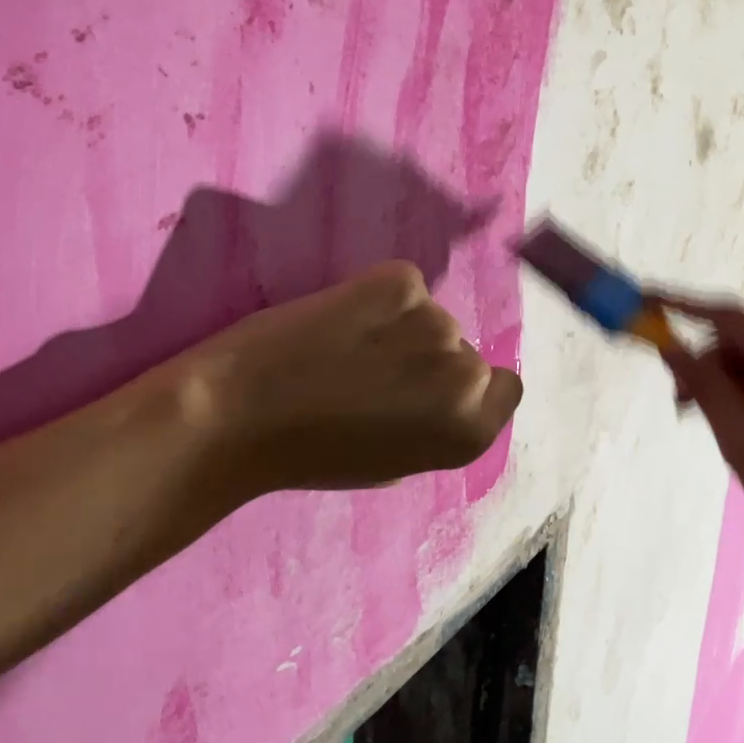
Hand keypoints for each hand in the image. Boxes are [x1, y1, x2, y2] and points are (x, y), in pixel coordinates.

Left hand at [173, 260, 522, 493]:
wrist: (240, 414)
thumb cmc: (311, 454)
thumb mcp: (394, 462)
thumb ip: (435, 425)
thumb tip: (441, 389)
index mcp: (470, 433)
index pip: (503, 387)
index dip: (459, 387)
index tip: (420, 390)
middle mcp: (466, 377)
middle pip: (463, 348)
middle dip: (426, 356)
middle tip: (370, 372)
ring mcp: (434, 322)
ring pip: (428, 315)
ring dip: (397, 324)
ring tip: (343, 348)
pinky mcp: (399, 280)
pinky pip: (401, 283)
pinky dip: (374, 295)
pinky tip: (336, 320)